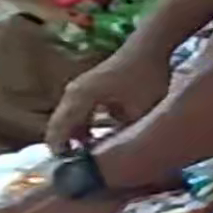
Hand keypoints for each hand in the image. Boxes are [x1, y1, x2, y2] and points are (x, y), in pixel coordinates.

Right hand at [45, 48, 171, 152]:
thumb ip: (129, 126)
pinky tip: (105, 130)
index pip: (61, 129)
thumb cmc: (147, 75)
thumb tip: (122, 144)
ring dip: (81, 131)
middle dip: (69, 142)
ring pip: (75, 116)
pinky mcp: (95, 85)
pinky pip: (86, 108)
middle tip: (76, 161)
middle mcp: (73, 93)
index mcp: (79, 99)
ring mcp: (82, 87)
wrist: (151, 47)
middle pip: (64, 123)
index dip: (61, 148)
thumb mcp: (142, 105)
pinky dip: (91, 120)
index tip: (65, 165)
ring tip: (90, 150)